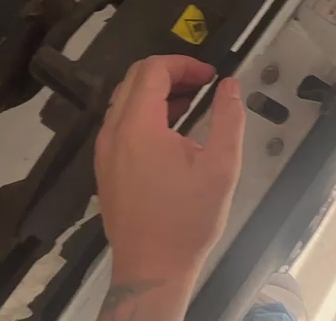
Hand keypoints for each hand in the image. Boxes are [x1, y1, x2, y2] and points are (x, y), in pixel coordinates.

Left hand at [94, 56, 243, 307]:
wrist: (152, 270)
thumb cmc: (188, 219)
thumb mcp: (222, 165)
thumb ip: (228, 117)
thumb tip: (229, 84)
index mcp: (138, 128)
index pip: (153, 70)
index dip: (184, 64)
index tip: (211, 77)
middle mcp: (114, 134)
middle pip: (135, 78)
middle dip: (172, 72)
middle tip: (203, 84)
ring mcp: (105, 152)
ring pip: (125, 98)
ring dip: (158, 90)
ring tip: (192, 103)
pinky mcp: (106, 167)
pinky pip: (121, 121)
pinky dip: (146, 110)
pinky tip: (173, 128)